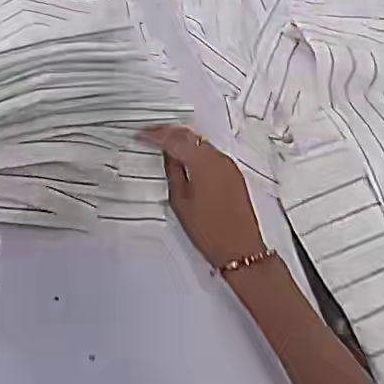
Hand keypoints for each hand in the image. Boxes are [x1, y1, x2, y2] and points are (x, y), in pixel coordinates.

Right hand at [145, 126, 266, 271]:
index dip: (156, 135)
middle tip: (152, 135)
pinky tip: (187, 159)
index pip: (174, 140)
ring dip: (183, 141)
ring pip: (201, 143)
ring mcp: (228, 165)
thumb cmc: (209, 231)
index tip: (144, 135)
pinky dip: (197, 151)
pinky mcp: (234, 174)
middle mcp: (218, 159)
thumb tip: (168, 157)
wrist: (239, 250)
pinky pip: (211, 153)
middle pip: (190, 136)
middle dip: (169, 133)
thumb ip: (173, 173)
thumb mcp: (180, 201)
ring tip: (166, 145)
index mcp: (202, 162)